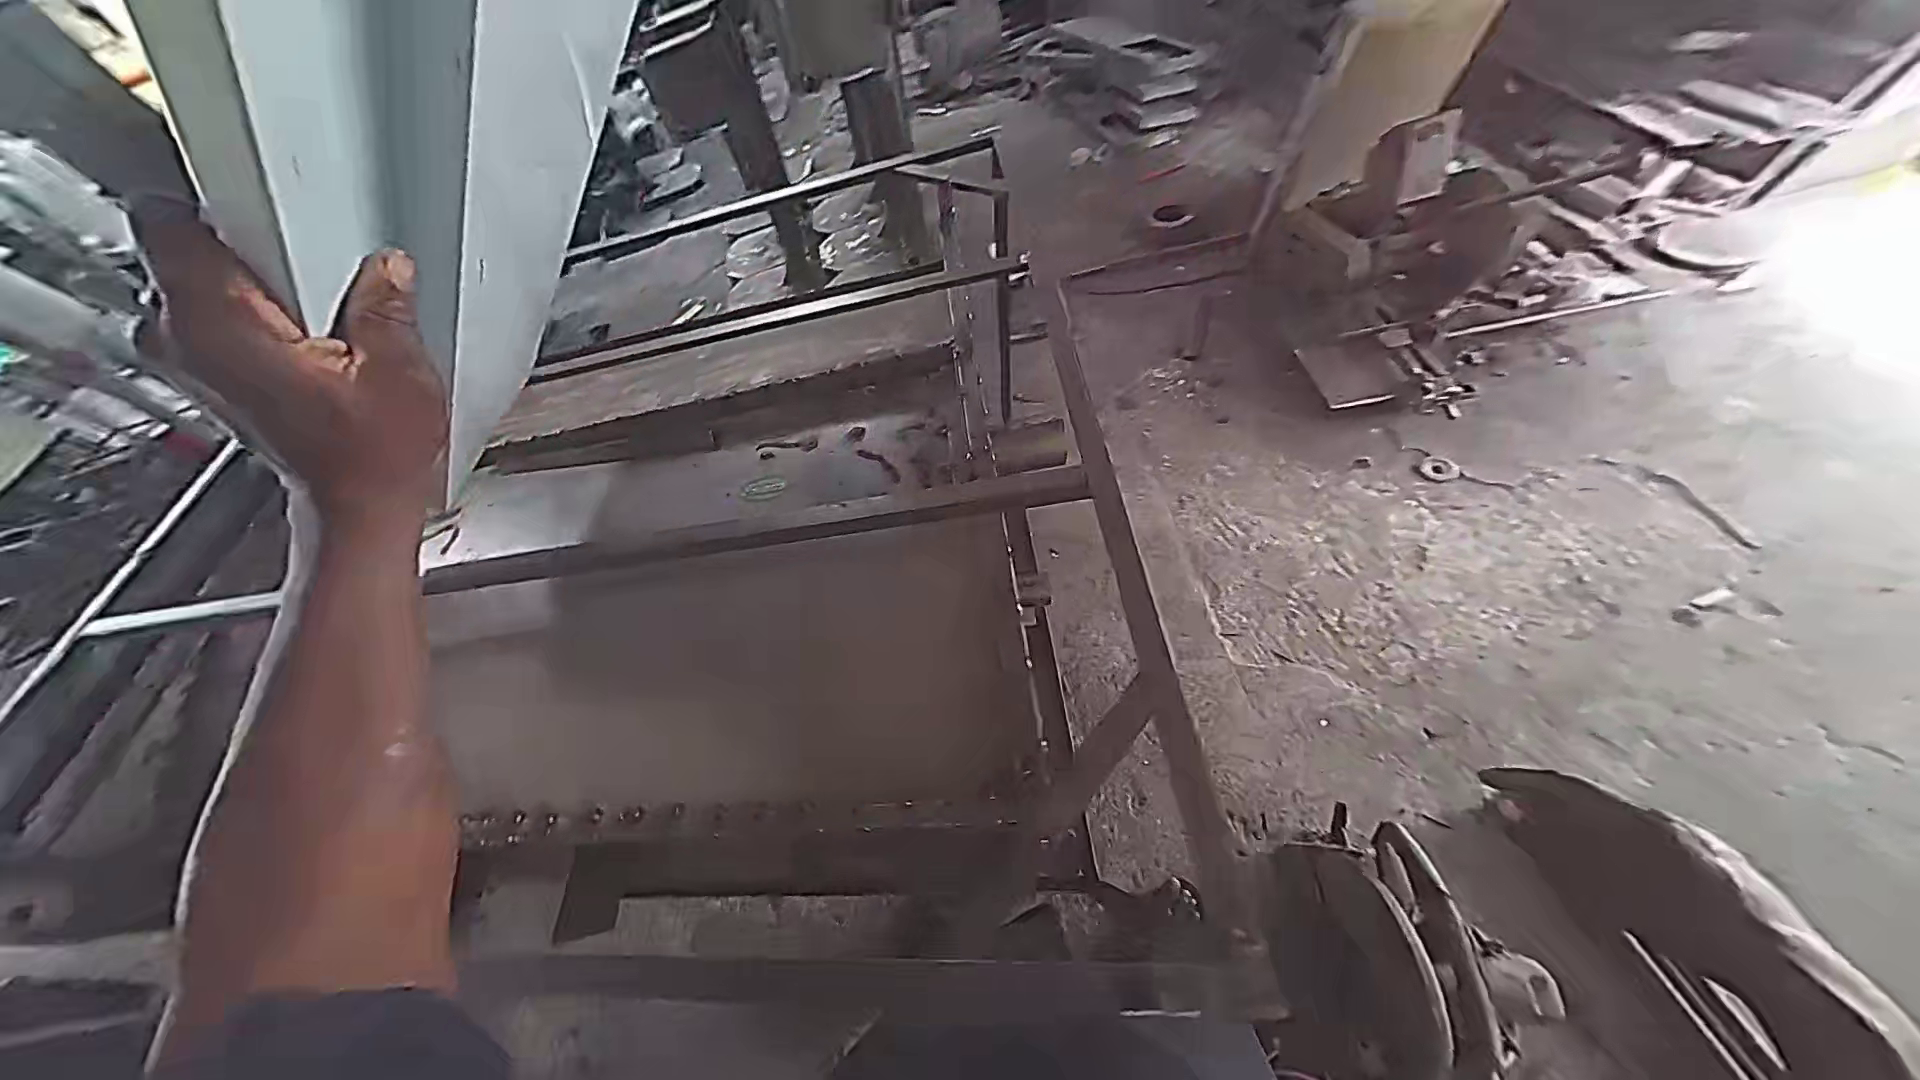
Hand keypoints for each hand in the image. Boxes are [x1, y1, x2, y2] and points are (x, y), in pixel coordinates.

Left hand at [132, 198, 448, 529]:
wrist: (361, 500)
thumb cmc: (372, 454)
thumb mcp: (401, 373)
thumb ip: (387, 309)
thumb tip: (387, 269)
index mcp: (219, 326)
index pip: (170, 221)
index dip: (229, 208)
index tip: (276, 215)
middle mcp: (183, 338)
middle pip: (198, 251)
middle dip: (266, 258)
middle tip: (329, 292)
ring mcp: (189, 358)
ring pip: (211, 285)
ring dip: (269, 292)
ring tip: (331, 329)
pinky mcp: (209, 373)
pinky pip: (220, 318)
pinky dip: (267, 320)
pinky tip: (321, 346)